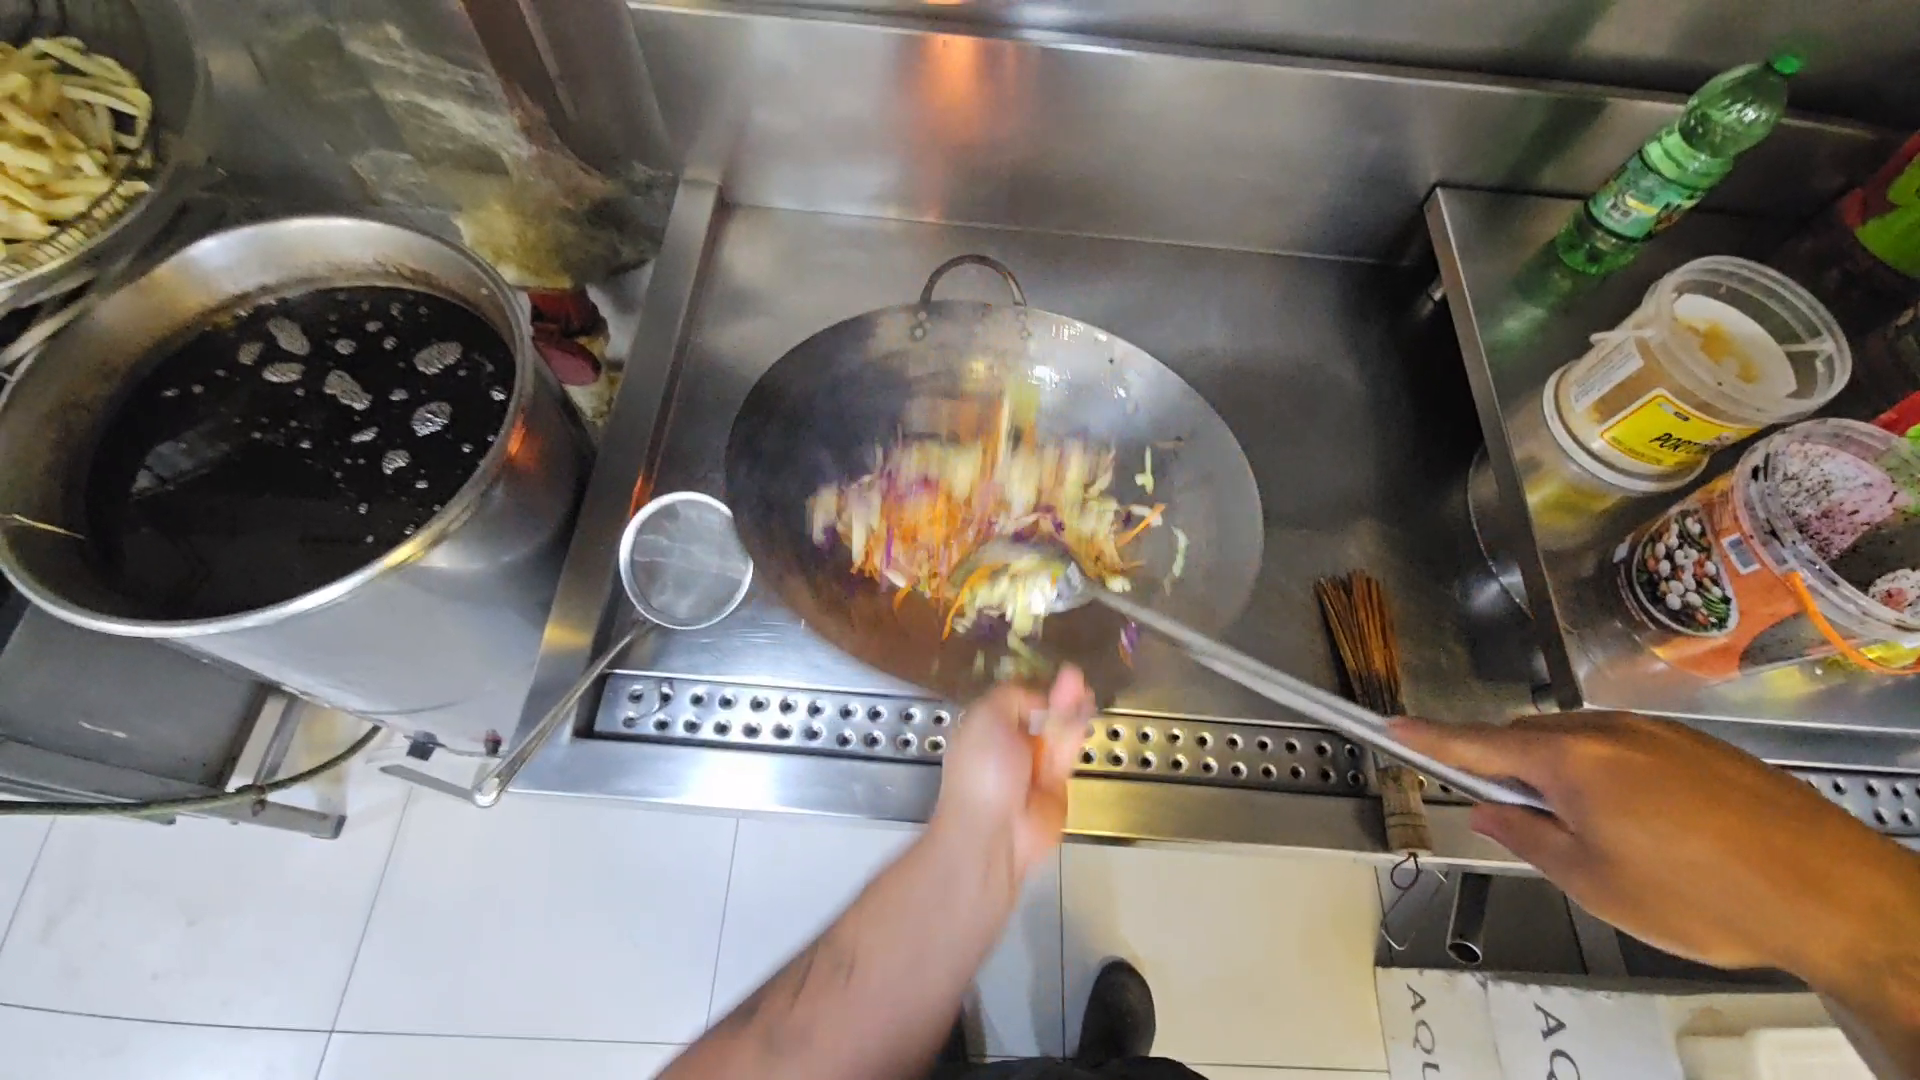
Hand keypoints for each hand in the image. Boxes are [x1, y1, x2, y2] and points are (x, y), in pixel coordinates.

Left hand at [931, 666, 1095, 881]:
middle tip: (1072, 676)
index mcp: (982, 732)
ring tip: (1081, 683)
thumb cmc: (982, 770)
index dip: (1028, 692)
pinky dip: (1077, 728)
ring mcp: (1032, 767)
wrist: (995, 830)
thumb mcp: (986, 717)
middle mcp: (1007, 748)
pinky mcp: (1056, 784)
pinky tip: (1085, 706)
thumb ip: (1011, 697)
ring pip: (1055, 730)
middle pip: (1036, 716)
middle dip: (1053, 696)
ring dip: (1069, 706)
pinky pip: (1067, 751)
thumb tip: (1036, 701)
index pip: (1008, 705)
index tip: (1045, 676)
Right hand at [1392, 712, 1919, 985]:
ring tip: (1603, 836)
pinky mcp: (1698, 745)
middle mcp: (1605, 730)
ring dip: (1564, 774)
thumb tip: (1491, 813)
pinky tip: (1651, 825)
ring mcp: (1655, 732)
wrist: (1847, 902)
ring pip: (1576, 741)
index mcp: (1568, 760)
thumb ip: (1527, 838)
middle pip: (1526, 738)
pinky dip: (1611, 774)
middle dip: (1511, 770)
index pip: (1474, 742)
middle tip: (1526, 822)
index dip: (1427, 737)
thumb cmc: (1706, 898)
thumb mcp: (1594, 882)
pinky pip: (1625, 747)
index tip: (1390, 725)